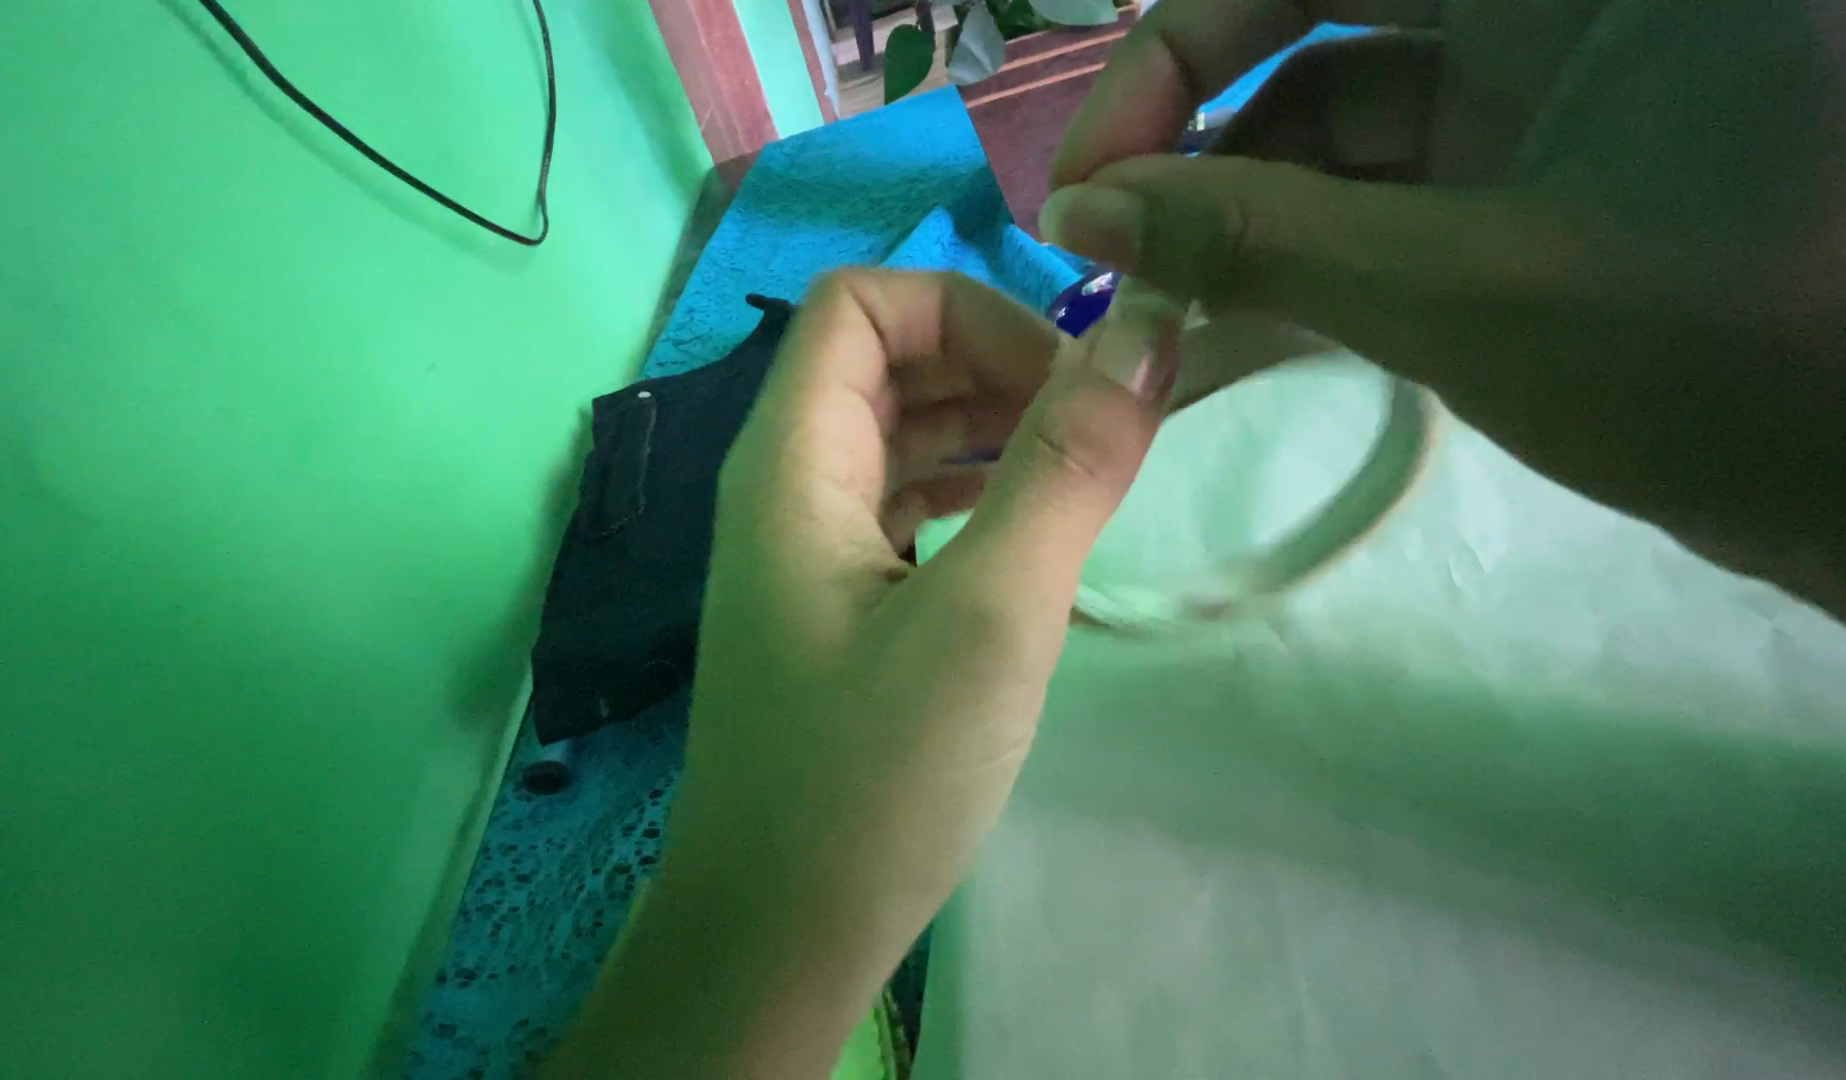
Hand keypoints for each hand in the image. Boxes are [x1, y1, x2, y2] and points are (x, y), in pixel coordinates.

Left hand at [555, 270, 1174, 1077]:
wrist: (782, 927)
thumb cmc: (875, 776)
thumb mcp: (990, 615)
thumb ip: (1065, 467)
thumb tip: (1146, 333)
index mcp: (791, 459)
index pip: (860, 303)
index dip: (965, 311)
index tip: (1061, 378)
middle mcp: (783, 483)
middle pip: (882, 361)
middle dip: (989, 367)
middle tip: (1090, 430)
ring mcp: (802, 544)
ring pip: (895, 433)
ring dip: (985, 429)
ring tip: (1075, 474)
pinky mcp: (831, 598)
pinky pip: (899, 503)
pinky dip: (966, 489)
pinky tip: (1021, 526)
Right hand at [1044, 0, 1845, 614]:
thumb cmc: (1716, 370)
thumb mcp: (1449, 292)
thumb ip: (1252, 240)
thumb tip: (1080, 213)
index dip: (1171, 54)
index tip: (1088, 179)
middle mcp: (1549, 4)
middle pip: (1302, 23)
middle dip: (1187, 131)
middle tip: (1097, 232)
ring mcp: (1534, 90)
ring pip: (1323, 123)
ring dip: (1227, 209)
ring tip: (1148, 300)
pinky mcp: (1520, 173)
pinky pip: (1365, 191)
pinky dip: (1285, 250)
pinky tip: (1216, 316)